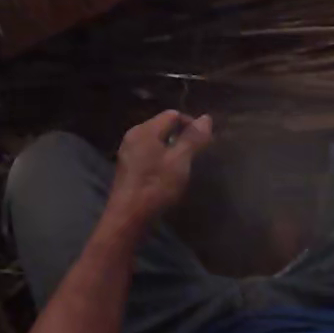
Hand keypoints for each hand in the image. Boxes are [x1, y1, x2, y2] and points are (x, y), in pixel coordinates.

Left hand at [103, 110, 214, 231]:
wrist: (128, 217)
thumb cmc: (156, 186)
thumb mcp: (180, 161)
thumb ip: (193, 138)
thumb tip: (206, 117)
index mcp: (145, 130)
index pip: (173, 115)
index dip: (191, 124)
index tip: (204, 143)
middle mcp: (133, 135)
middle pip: (163, 126)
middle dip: (182, 136)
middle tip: (196, 154)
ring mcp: (128, 151)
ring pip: (156, 141)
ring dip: (172, 149)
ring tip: (184, 165)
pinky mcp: (127, 167)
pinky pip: (148, 153)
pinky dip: (161, 158)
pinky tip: (167, 175)